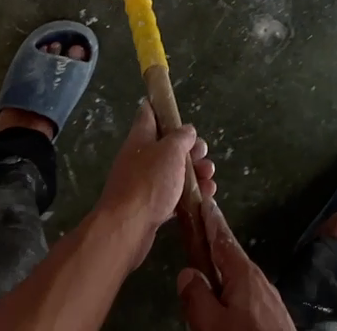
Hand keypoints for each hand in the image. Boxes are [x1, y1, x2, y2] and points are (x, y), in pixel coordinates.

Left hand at [96, 100, 215, 253]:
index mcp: (141, 137)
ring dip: (194, 171)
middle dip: (190, 148)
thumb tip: (187, 130)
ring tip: (210, 175)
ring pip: (173, 171)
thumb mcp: (170, 151)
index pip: (149, 113)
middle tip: (204, 153)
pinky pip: (173, 195)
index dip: (163, 108)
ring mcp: (144, 183)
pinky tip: (206, 195)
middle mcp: (140, 158)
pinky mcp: (150, 207)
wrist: (127, 229)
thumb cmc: (149, 182)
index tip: (180, 111)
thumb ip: (181, 137)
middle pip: (167, 145)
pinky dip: (190, 194)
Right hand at [175, 200, 294, 330]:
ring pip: (238, 276)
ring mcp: (267, 297)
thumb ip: (197, 298)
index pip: (223, 238)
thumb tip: (187, 272)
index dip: (211, 220)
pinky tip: (225, 296)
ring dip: (222, 266)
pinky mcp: (272, 315)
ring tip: (205, 262)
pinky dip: (231, 285)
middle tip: (197, 231)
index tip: (203, 200)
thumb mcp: (212, 325)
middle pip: (231, 255)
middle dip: (214, 243)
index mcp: (243, 274)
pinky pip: (245, 292)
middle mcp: (258, 279)